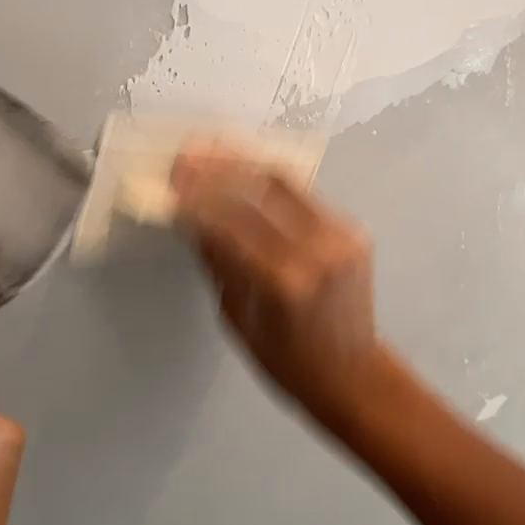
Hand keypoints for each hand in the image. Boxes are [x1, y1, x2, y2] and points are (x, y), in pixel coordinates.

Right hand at [171, 145, 381, 425]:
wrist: (353, 374)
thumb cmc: (288, 362)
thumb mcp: (237, 316)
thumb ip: (218, 261)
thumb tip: (190, 218)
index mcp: (284, 281)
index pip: (231, 224)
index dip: (197, 200)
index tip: (171, 184)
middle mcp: (317, 250)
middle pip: (260, 189)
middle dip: (218, 168)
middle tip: (186, 157)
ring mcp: (341, 235)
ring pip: (284, 182)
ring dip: (243, 162)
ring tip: (210, 150)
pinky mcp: (352, 228)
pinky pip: (304, 194)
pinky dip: (270, 179)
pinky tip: (244, 169)